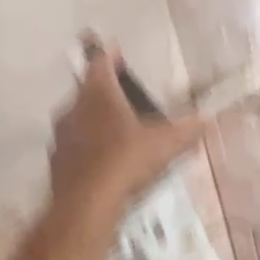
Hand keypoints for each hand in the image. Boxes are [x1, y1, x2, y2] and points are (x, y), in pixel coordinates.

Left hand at [49, 41, 206, 214]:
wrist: (85, 204)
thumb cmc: (124, 161)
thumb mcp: (162, 145)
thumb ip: (184, 131)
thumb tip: (204, 121)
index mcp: (97, 92)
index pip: (101, 61)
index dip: (111, 56)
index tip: (118, 55)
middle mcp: (72, 108)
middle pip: (86, 91)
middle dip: (102, 94)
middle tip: (119, 100)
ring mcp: (60, 137)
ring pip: (76, 122)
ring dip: (90, 124)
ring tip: (110, 135)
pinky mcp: (55, 164)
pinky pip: (72, 150)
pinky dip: (84, 152)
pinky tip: (98, 165)